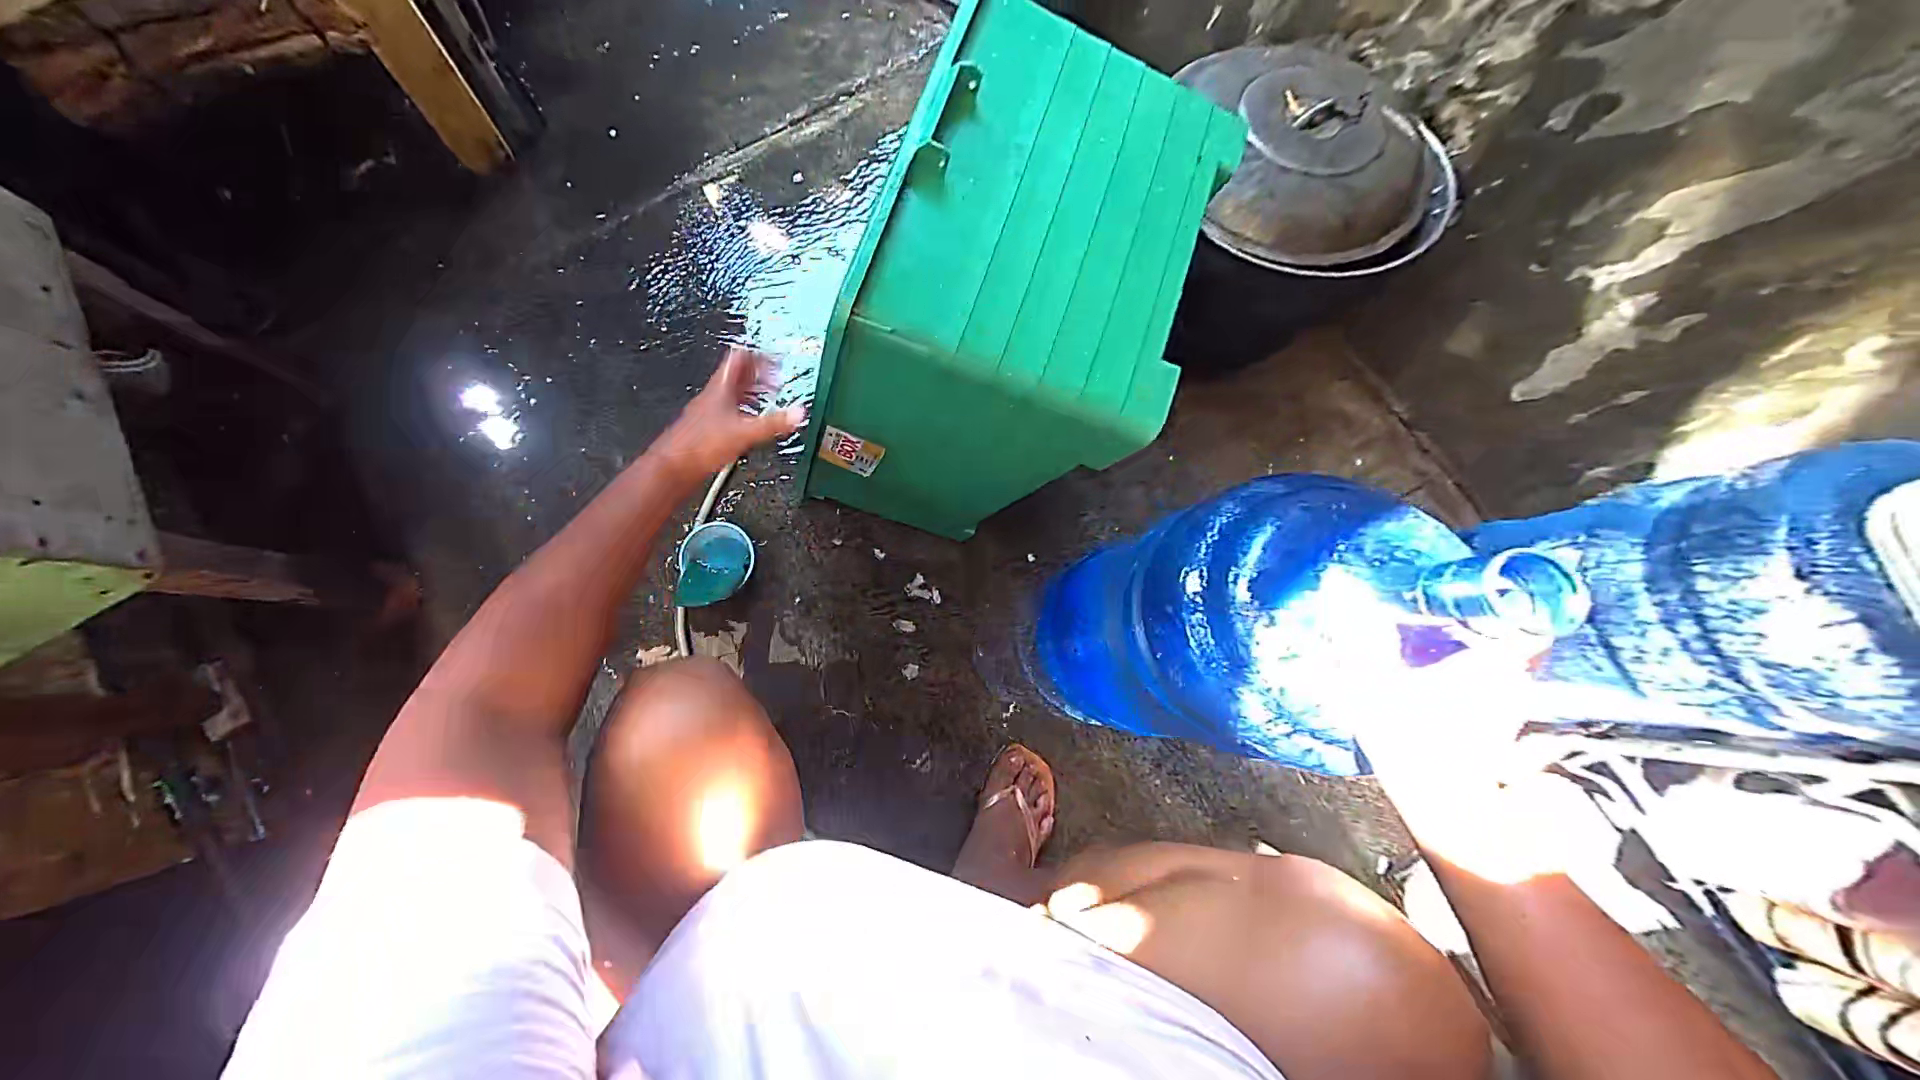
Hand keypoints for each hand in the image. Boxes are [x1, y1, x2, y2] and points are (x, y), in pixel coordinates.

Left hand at [653, 347, 806, 482]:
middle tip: (775, 379)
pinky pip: (729, 413)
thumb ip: (774, 423)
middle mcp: (713, 397)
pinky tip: (750, 425)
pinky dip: (743, 413)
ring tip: (766, 398)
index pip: (740, 358)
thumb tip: (798, 413)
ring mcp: (709, 412)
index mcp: (721, 389)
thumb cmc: (699, 445)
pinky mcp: (707, 428)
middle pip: (737, 376)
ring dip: (751, 393)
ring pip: (733, 394)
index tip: (775, 359)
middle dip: (759, 375)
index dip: (759, 355)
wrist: (674, 466)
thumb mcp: (746, 432)